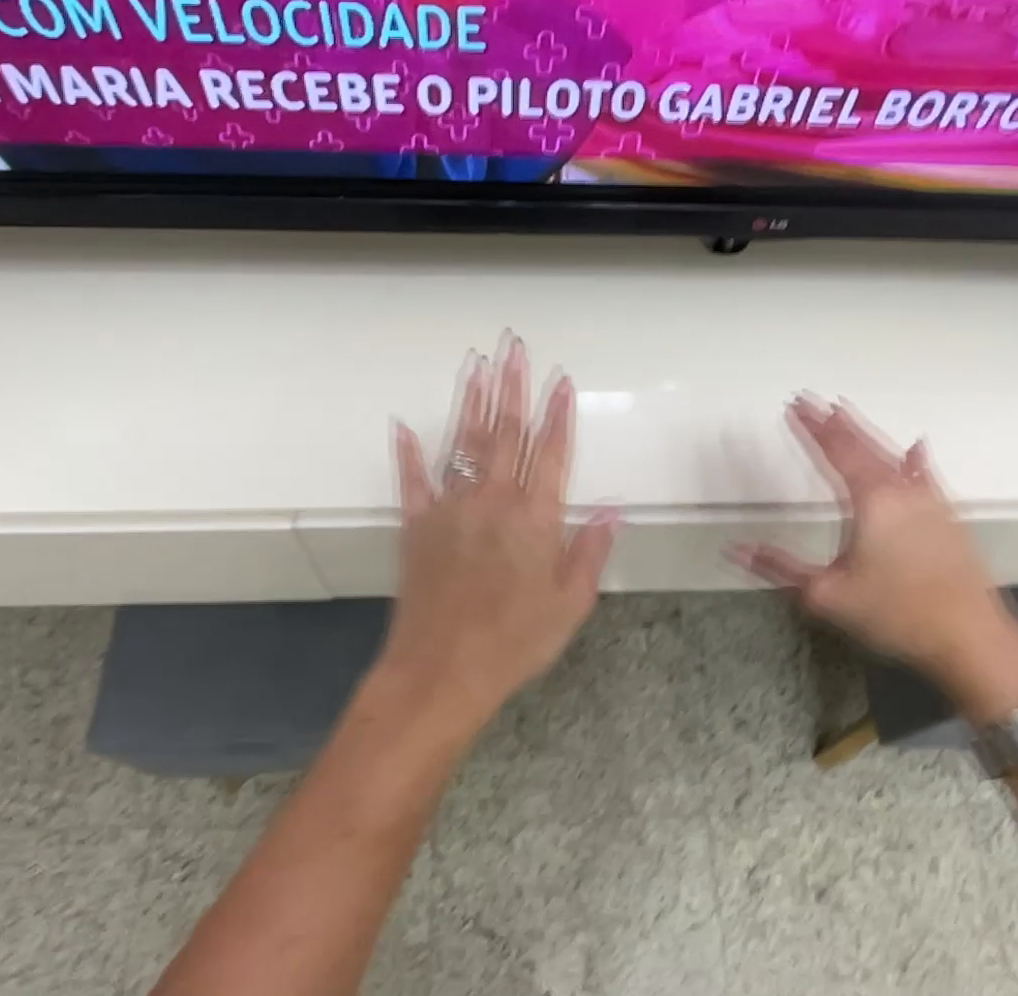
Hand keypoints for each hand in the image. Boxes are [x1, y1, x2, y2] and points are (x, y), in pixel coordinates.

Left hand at [379, 336, 617, 724]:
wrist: (441, 671)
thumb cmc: (514, 643)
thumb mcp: (570, 605)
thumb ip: (589, 552)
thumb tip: (613, 509)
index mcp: (535, 519)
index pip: (551, 453)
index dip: (558, 415)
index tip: (561, 380)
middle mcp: (493, 501)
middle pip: (506, 433)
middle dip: (513, 387)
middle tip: (513, 347)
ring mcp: (450, 508)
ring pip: (463, 443)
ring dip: (472, 401)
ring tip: (477, 364)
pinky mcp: (416, 525)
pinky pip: (412, 480)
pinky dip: (408, 452)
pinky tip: (405, 425)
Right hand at [733, 395, 1017, 686]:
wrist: (970, 637)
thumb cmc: (894, 613)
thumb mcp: (827, 594)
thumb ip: (780, 567)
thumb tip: (735, 549)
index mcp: (871, 501)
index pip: (836, 452)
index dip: (812, 428)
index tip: (794, 406)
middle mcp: (902, 491)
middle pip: (863, 446)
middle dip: (835, 422)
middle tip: (811, 400)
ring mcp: (930, 502)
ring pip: (893, 455)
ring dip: (867, 433)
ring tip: (845, 413)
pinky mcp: (948, 518)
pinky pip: (926, 475)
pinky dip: (913, 458)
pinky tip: (915, 447)